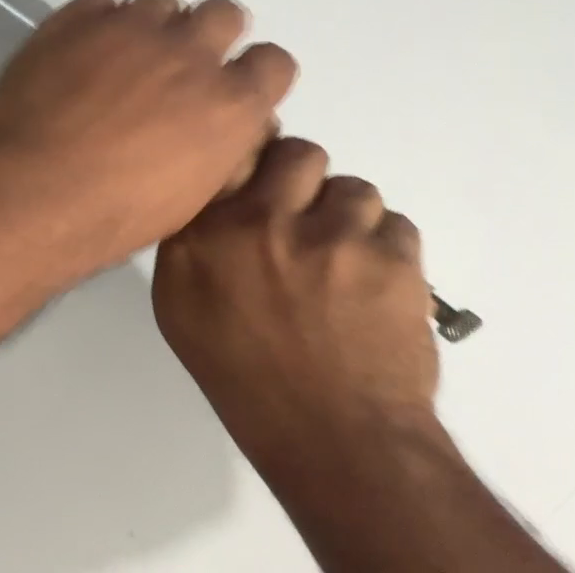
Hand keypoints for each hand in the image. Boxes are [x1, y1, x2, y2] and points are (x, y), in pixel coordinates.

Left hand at [0, 0, 295, 271]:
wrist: (33, 186)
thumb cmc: (115, 211)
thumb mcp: (194, 193)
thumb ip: (218, 146)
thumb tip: (213, 127)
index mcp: (232, 103)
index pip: (273, 62)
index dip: (248, 72)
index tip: (222, 86)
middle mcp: (190, 54)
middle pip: (222, 15)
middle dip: (204, 35)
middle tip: (172, 63)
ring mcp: (131, 29)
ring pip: (159, 3)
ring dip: (149, 25)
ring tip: (119, 57)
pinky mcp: (76, 19)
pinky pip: (100, 1)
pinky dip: (97, 19)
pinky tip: (80, 48)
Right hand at [152, 138, 439, 458]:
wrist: (331, 430)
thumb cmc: (238, 368)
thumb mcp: (177, 301)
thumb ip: (187, 240)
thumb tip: (206, 199)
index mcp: (205, 229)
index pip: (226, 151)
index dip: (244, 144)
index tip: (251, 156)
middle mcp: (265, 220)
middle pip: (298, 152)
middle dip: (302, 175)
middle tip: (299, 211)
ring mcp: (335, 238)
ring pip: (354, 188)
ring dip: (346, 213)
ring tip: (339, 254)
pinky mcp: (395, 261)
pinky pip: (397, 224)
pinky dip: (384, 244)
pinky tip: (369, 278)